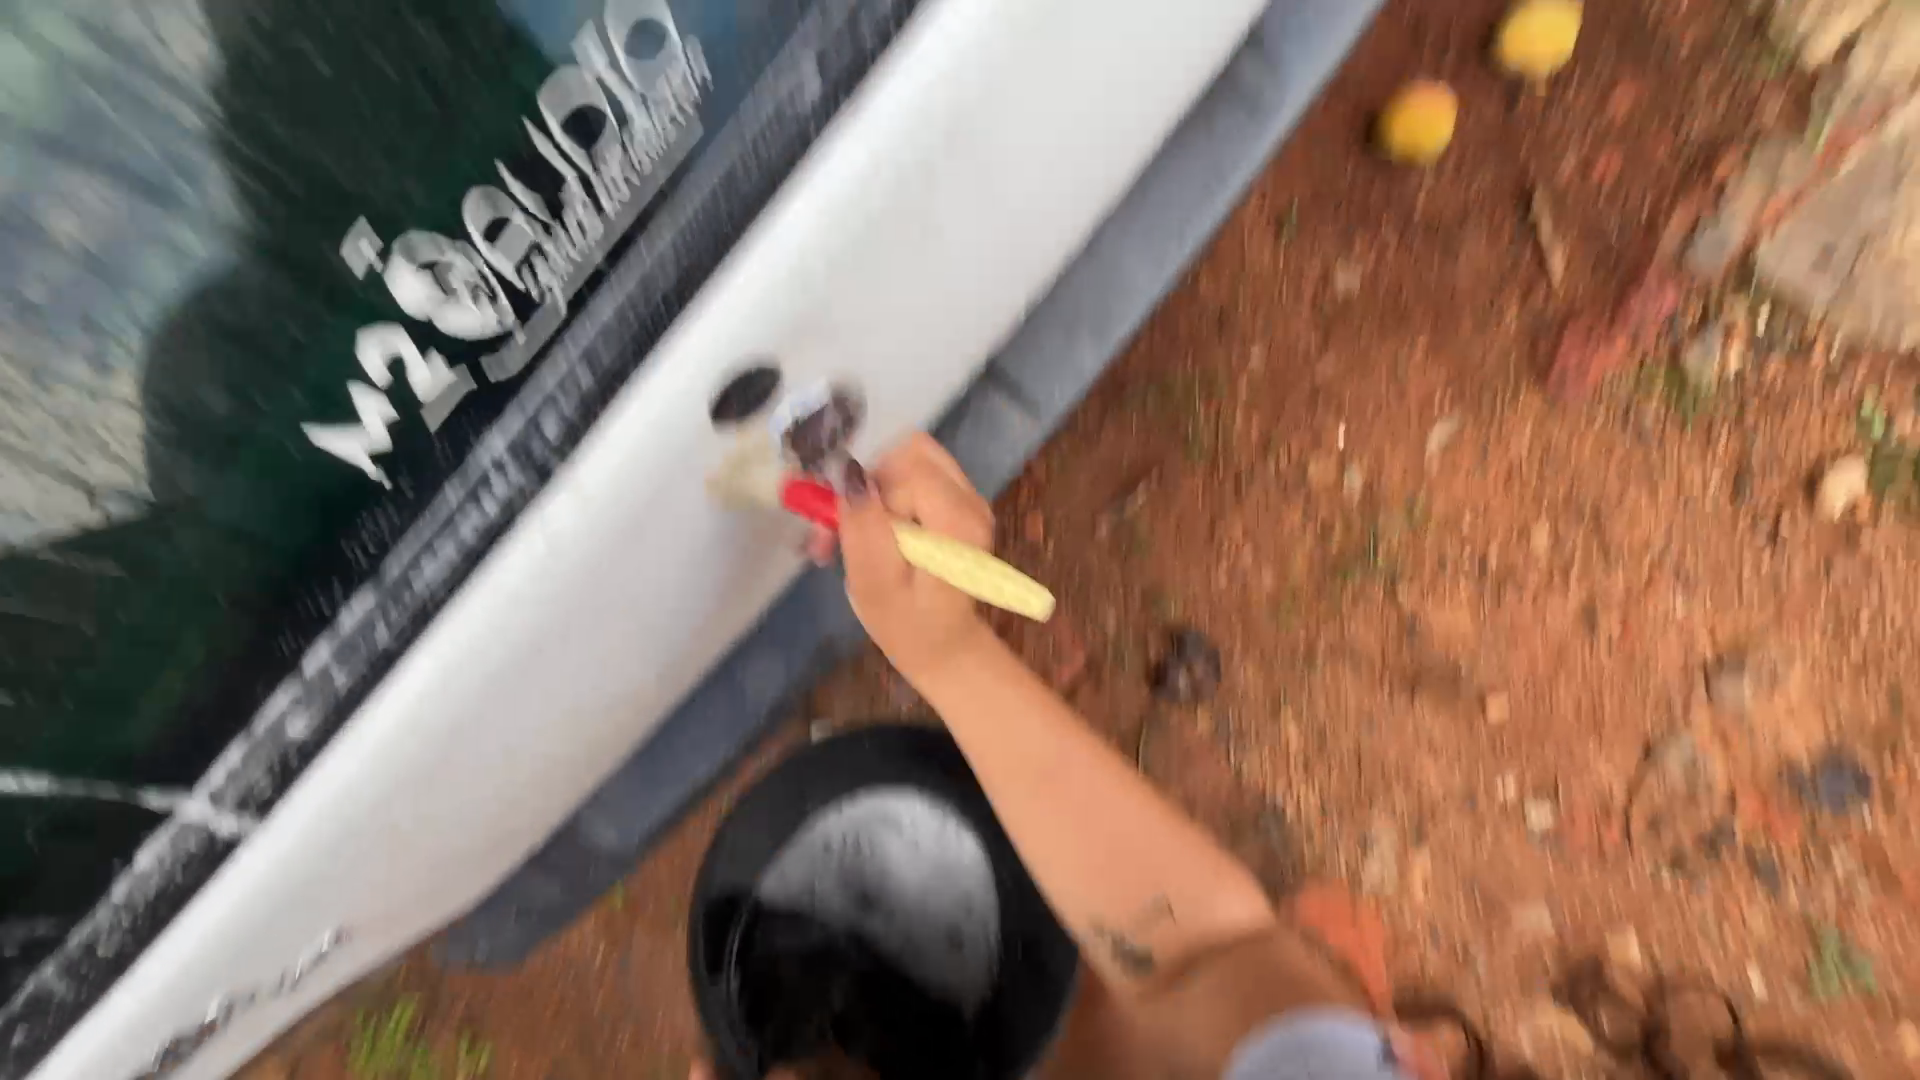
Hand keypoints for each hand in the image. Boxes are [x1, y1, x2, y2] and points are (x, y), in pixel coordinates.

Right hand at [837, 434, 993, 678]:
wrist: (940, 645)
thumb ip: (863, 525)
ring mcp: (968, 498)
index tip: (842, 527)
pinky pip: (914, 476)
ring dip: (870, 490)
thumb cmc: (906, 623)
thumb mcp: (873, 582)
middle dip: (865, 484)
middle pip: (908, 454)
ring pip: (908, 460)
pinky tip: (869, 531)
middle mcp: (971, 500)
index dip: (869, 490)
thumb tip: (850, 472)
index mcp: (959, 521)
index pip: (907, 468)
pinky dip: (884, 496)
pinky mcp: (956, 502)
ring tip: (848, 533)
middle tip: (834, 530)